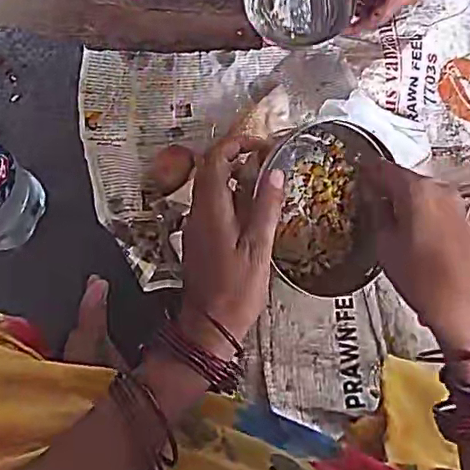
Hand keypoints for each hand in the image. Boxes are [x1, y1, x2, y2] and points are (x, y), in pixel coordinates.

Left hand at [180, 135, 284, 347]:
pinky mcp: (199, 236)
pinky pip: (212, 203)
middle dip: (236, 155)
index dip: (236, 143)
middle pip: (209, 168)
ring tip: (264, 181)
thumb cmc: (236, 290)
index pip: (214, 159)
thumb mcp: (259, 248)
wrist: (209, 325)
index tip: (261, 145)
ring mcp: (195, 224)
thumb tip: (274, 172)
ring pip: (210, 185)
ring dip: (234, 175)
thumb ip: (265, 207)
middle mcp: (197, 211)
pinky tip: (252, 208)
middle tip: (266, 159)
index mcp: (211, 209)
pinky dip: (231, 194)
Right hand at [357, 157, 469, 356]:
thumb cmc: (425, 280)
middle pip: (403, 178)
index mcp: (417, 190)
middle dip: (383, 185)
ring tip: (381, 215)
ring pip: (419, 192)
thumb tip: (372, 198)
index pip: (383, 168)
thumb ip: (376, 212)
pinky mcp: (462, 221)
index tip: (356, 171)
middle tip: (364, 196)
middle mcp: (439, 191)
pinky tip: (405, 229)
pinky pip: (432, 206)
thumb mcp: (385, 244)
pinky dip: (416, 211)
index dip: (366, 169)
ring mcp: (454, 205)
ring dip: (400, 199)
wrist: (465, 308)